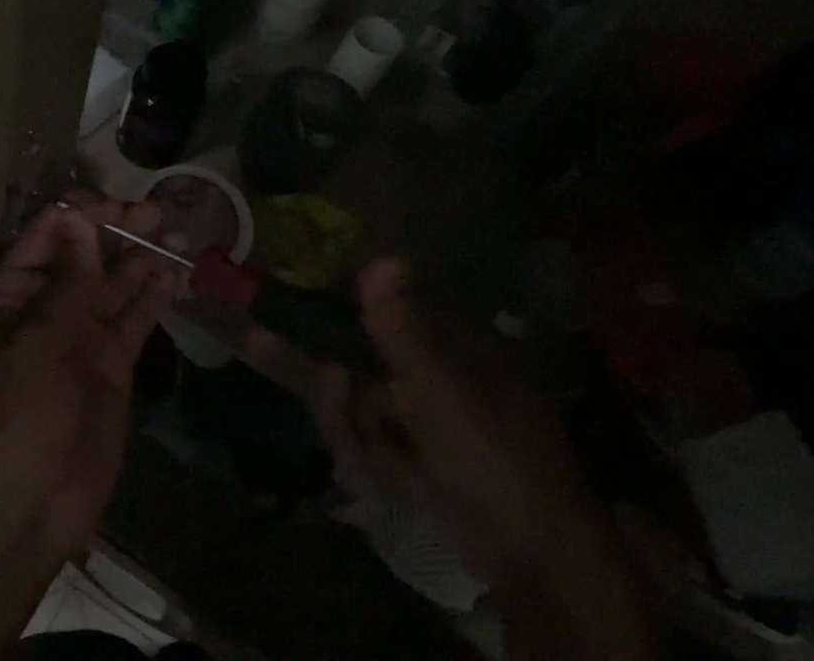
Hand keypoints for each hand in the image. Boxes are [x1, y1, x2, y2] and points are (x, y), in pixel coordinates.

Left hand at [0, 193, 182, 562]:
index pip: (43, 240)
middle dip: (116, 230)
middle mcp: (45, 310)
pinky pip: (132, 320)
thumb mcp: (37, 343)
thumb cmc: (17, 416)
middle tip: (156, 211)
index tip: (111, 199)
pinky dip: (151, 296)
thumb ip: (66, 282)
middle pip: (82, 256)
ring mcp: (80, 338)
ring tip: (176, 231)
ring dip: (141, 257)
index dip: (74, 215)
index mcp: (11, 298)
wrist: (28, 505)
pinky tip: (175, 273)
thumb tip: (77, 218)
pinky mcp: (110, 366)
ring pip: (113, 284)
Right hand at [285, 259, 657, 657]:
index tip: (283, 326)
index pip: (381, 318)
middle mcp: (439, 378)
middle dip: (341, 396)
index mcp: (452, 349)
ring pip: (364, 411)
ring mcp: (430, 423)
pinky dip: (378, 462)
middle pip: (361, 369)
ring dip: (359, 434)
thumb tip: (380, 259)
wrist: (531, 554)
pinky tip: (398, 480)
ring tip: (379, 461)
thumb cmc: (487, 454)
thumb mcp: (437, 387)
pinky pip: (377, 447)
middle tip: (336, 419)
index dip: (333, 320)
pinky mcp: (422, 462)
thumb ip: (400, 328)